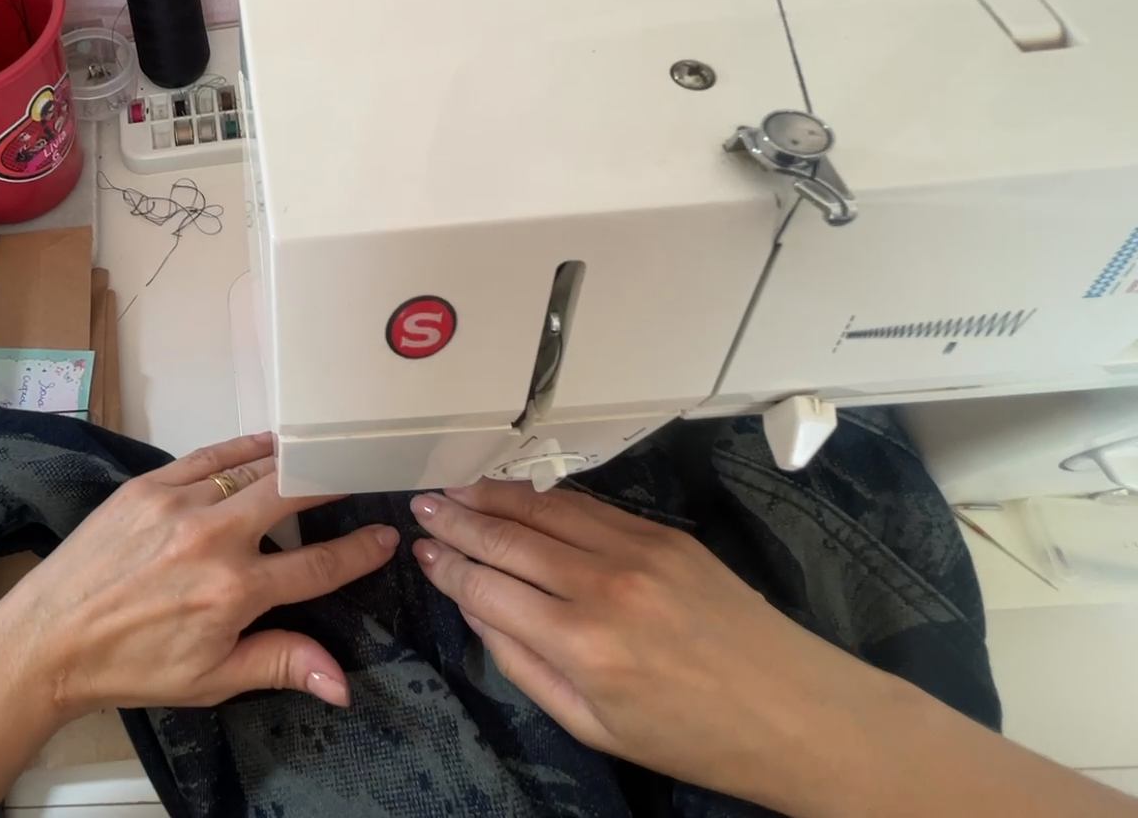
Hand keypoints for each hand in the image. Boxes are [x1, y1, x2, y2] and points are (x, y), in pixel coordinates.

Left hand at [0, 433, 398, 718]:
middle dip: (330, 485)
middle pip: (291, 497)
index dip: (358, 551)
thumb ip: (279, 664)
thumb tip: (343, 683)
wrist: (50, 637)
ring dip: (291, 462)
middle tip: (354, 474)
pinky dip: (244, 447)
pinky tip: (266, 443)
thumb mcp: (210, 680)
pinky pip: (209, 454)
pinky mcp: (149, 484)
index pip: (317, 566)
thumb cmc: (132, 665)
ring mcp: (180, 503)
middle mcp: (214, 537)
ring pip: (253, 469)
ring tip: (318, 454)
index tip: (384, 536)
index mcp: (235, 591)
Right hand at [409, 479, 905, 810]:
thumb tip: (474, 607)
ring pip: (538, 508)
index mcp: (580, 645)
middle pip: (503, 538)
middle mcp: (600, 586)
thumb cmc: (692, 737)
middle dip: (454, 520)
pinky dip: (536, 495)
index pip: (486, 588)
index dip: (446, 565)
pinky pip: (581, 504)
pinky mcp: (660, 533)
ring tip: (452, 488)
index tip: (420, 550)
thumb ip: (521, 664)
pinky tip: (511, 490)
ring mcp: (633, 550)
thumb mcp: (592, 726)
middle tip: (420, 505)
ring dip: (487, 495)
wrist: (807, 717)